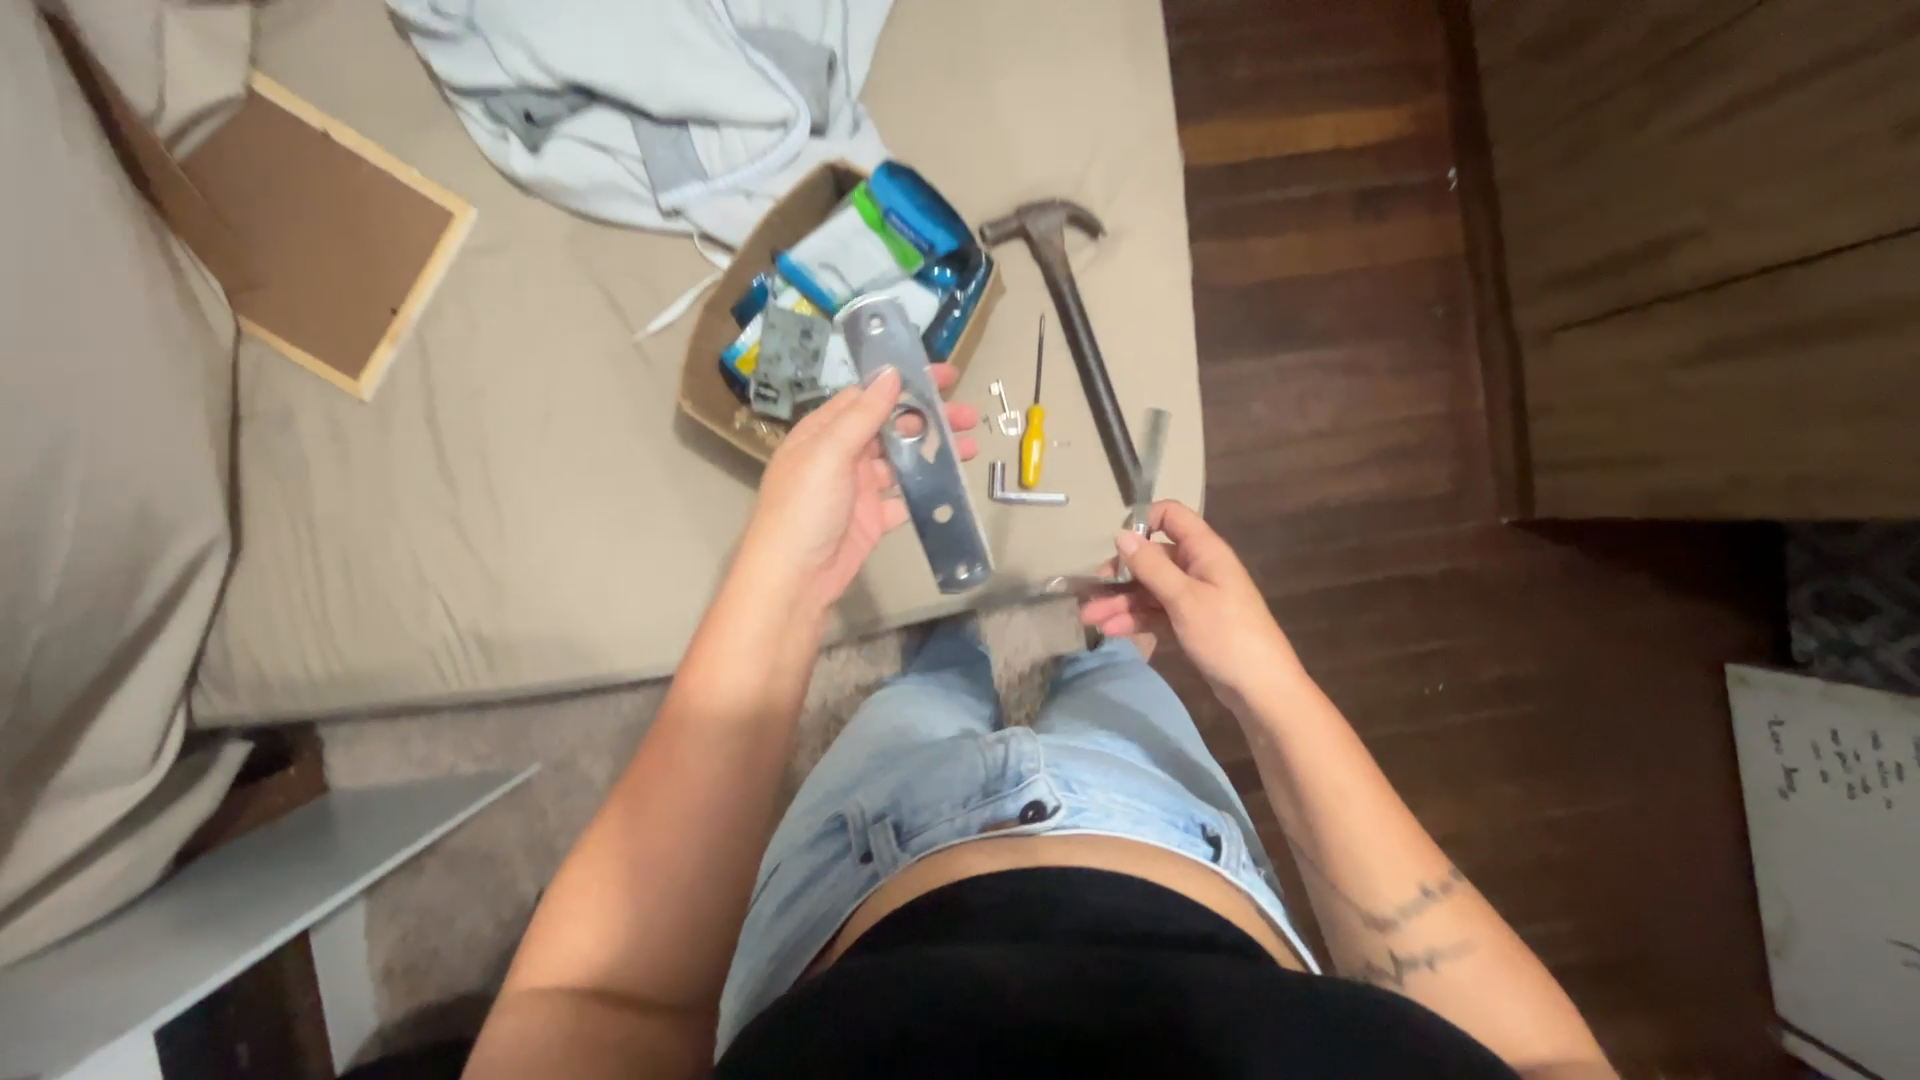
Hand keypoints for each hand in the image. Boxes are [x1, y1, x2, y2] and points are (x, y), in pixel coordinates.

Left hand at [738, 364, 978, 614]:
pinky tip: (954, 485)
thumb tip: (890, 374)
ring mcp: (858, 488)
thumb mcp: (829, 453)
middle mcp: (841, 455)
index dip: (905, 384)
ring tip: (971, 446)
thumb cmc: (804, 508)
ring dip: (934, 452)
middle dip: (929, 418)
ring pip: (902, 462)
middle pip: (891, 427)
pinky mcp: (872, 519)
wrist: (794, 578)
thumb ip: (862, 414)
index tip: (943, 377)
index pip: (868, 396)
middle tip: (968, 415)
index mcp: (824, 431)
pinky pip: (904, 499)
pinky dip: (927, 492)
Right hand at [1076, 501, 1301, 701]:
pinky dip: (1135, 619)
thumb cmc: (1226, 634)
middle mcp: (1198, 568)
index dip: (1143, 522)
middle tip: (1090, 591)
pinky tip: (1111, 630)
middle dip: (1120, 574)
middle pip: (1152, 558)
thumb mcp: (1185, 598)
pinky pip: (1155, 612)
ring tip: (1090, 619)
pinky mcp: (1189, 623)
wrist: (1260, 688)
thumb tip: (1121, 534)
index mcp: (1204, 551)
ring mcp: (1193, 597)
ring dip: (1120, 601)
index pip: (1171, 516)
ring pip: (1149, 589)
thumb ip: (1152, 566)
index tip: (1115, 544)